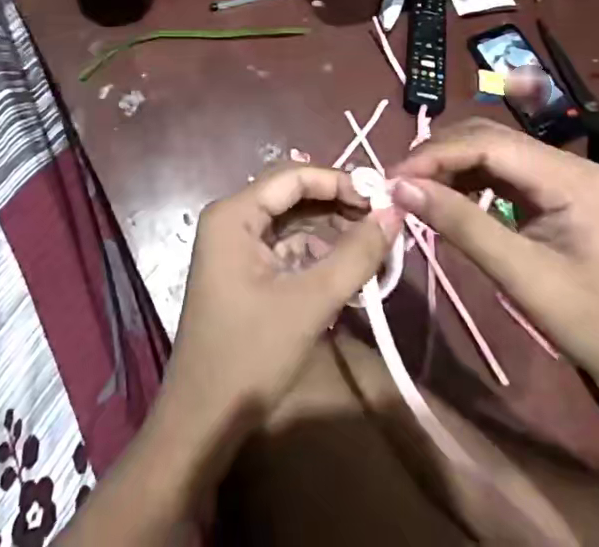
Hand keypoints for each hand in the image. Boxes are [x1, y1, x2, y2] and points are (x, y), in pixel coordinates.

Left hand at [165, 165, 402, 426]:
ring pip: (294, 220)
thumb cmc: (250, 355)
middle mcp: (231, 220)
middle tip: (385, 220)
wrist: (203, 422)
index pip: (295, 175)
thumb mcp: (312, 301)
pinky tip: (350, 267)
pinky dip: (319, 252)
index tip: (384, 198)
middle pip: (294, 194)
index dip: (342, 181)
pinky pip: (288, 246)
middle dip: (340, 203)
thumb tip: (395, 212)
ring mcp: (235, 247)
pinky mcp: (245, 272)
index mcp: (234, 215)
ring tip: (374, 244)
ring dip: (333, 228)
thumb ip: (357, 253)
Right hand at [390, 120, 598, 399]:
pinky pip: (511, 178)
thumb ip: (463, 226)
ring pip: (499, 155)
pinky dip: (476, 184)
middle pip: (492, 139)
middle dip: (440, 155)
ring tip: (416, 194)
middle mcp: (568, 164)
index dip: (433, 155)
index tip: (390, 182)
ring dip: (455, 168)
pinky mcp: (565, 200)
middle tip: (397, 187)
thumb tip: (403, 189)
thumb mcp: (525, 277)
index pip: (487, 142)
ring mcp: (569, 180)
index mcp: (568, 175)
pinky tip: (453, 203)